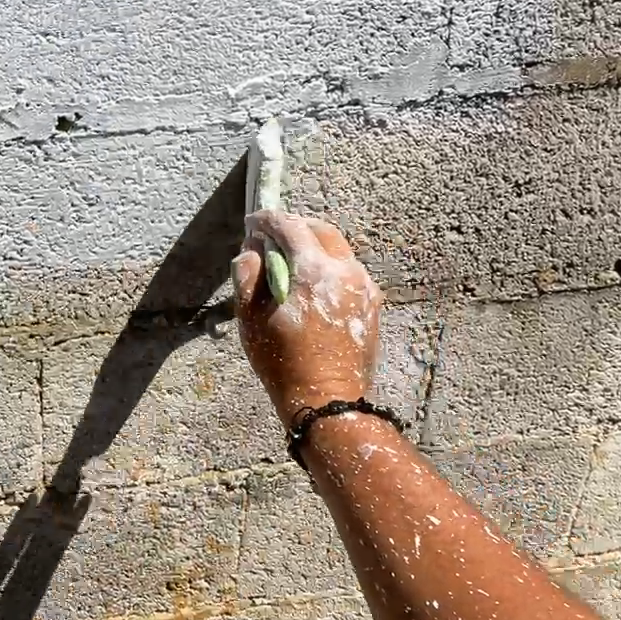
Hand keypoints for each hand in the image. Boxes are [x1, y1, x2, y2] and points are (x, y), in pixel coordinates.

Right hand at [232, 211, 380, 426]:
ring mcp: (364, 288)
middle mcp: (346, 272)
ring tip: (287, 258)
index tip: (252, 221)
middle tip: (270, 234)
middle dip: (294, 226)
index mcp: (314, 272)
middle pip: (321, 230)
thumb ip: (248, 274)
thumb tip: (253, 250)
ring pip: (337, 249)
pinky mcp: (371, 303)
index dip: (268, 219)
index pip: (291, 227)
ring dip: (311, 245)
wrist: (327, 400)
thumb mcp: (250, 317)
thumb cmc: (283, 361)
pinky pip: (346, 269)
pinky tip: (307, 281)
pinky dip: (325, 264)